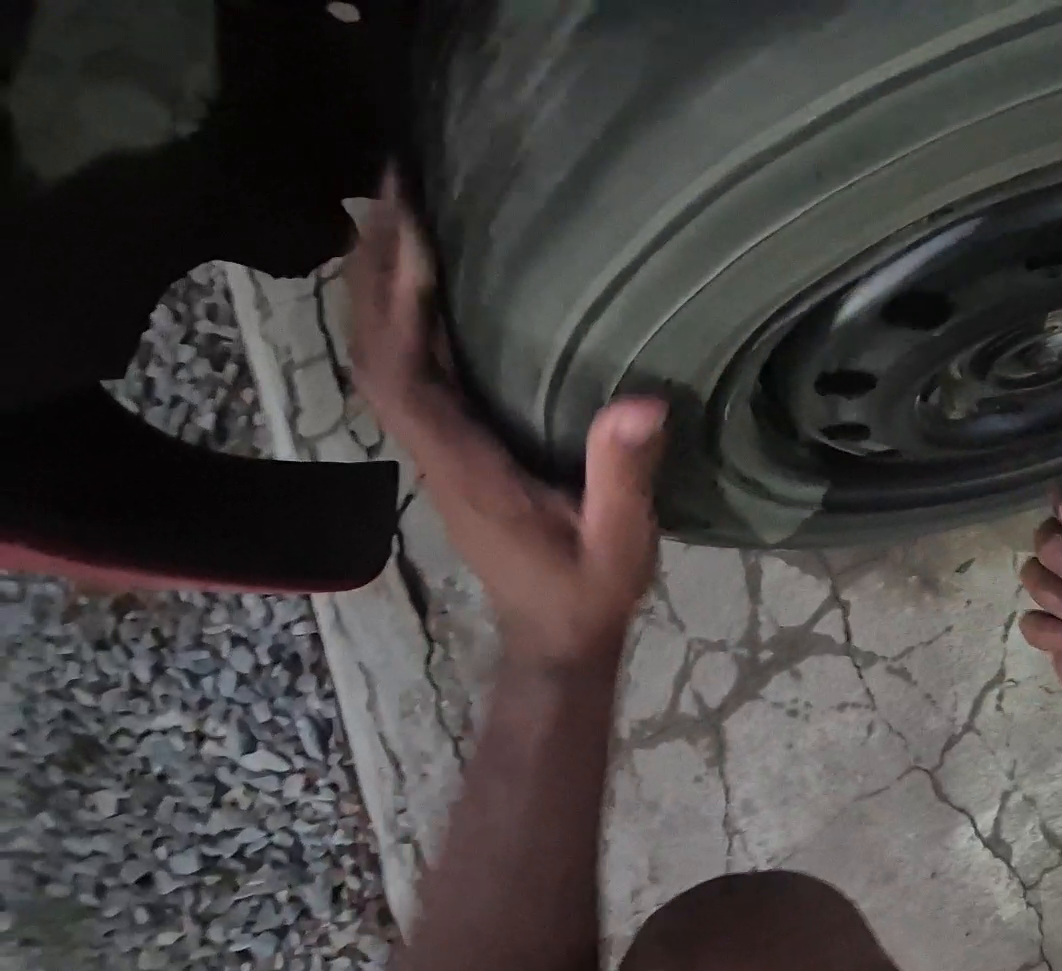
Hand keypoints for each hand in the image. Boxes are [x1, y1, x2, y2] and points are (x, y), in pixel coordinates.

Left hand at [345, 171, 667, 666]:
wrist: (555, 636)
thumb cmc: (587, 591)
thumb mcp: (621, 542)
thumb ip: (624, 478)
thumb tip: (641, 402)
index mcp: (467, 470)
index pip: (401, 378)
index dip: (396, 304)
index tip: (412, 234)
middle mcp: (436, 455)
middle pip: (373, 356)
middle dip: (372, 275)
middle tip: (390, 194)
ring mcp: (439, 457)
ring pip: (382, 363)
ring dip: (378, 292)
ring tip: (396, 222)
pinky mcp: (454, 456)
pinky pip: (410, 378)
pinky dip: (404, 325)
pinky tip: (427, 293)